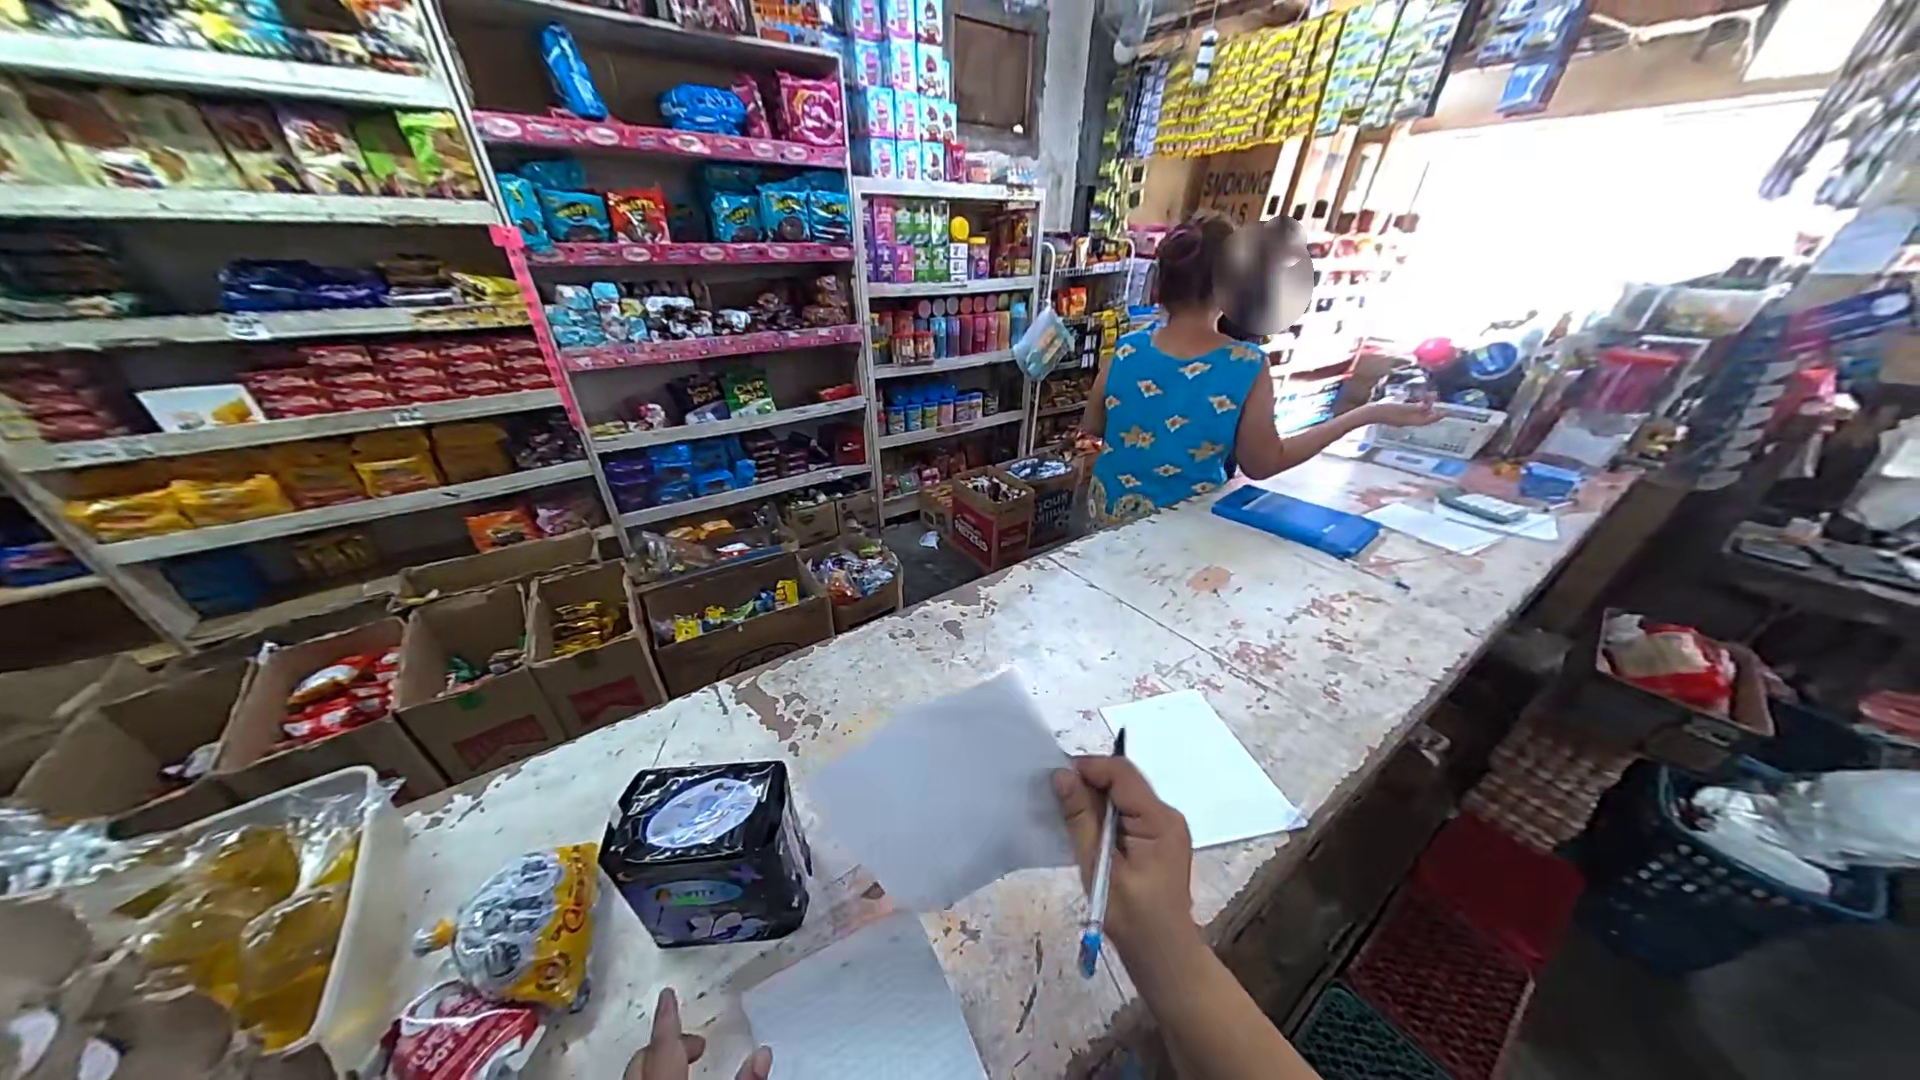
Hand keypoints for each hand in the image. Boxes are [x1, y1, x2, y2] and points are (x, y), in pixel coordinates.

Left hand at [626, 988, 771, 1079]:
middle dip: (667, 1044)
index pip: (663, 1047)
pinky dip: (652, 1076)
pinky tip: (672, 1079)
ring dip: (659, 1061)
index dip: (666, 1018)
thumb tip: (763, 1053)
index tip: (666, 993)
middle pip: (643, 1060)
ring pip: (636, 1076)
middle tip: (697, 1046)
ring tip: (687, 1063)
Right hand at [1052, 756, 1196, 956]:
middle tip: (1058, 797)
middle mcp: (1167, 814)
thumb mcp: (1099, 867)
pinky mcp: (1157, 836)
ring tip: (1069, 813)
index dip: (1088, 768)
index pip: (1121, 773)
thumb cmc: (1133, 919)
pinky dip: (1105, 812)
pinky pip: (1127, 809)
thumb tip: (1062, 774)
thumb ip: (1081, 817)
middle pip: (1123, 780)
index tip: (1056, 779)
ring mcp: (1165, 825)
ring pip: (1123, 793)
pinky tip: (1088, 828)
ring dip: (1095, 797)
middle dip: (1089, 782)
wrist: (1166, 959)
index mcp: (1159, 820)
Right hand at [1361, 399, 1442, 427]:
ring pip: (1417, 414)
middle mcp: (1408, 422)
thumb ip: (1416, 407)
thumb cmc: (1384, 410)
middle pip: (1424, 416)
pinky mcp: (1395, 416)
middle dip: (1431, 409)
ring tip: (1427, 398)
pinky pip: (1409, 412)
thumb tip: (1428, 405)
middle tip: (1436, 399)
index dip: (1439, 414)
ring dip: (1423, 407)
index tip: (1448, 410)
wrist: (1368, 414)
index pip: (1429, 419)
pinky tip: (1413, 401)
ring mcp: (1401, 419)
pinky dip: (1415, 407)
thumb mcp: (1403, 407)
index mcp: (1411, 421)